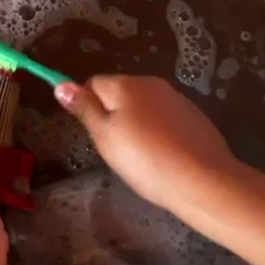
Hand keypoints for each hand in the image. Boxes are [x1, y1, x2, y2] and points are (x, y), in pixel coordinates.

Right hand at [55, 75, 244, 212]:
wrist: (203, 181)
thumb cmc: (145, 159)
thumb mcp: (105, 137)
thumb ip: (84, 109)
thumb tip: (61, 85)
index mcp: (125, 84)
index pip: (93, 84)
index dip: (88, 107)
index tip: (95, 134)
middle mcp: (151, 83)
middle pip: (119, 93)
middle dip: (113, 115)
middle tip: (116, 148)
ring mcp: (176, 98)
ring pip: (143, 106)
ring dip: (137, 123)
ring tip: (142, 156)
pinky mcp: (194, 116)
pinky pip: (165, 117)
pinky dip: (159, 131)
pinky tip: (164, 155)